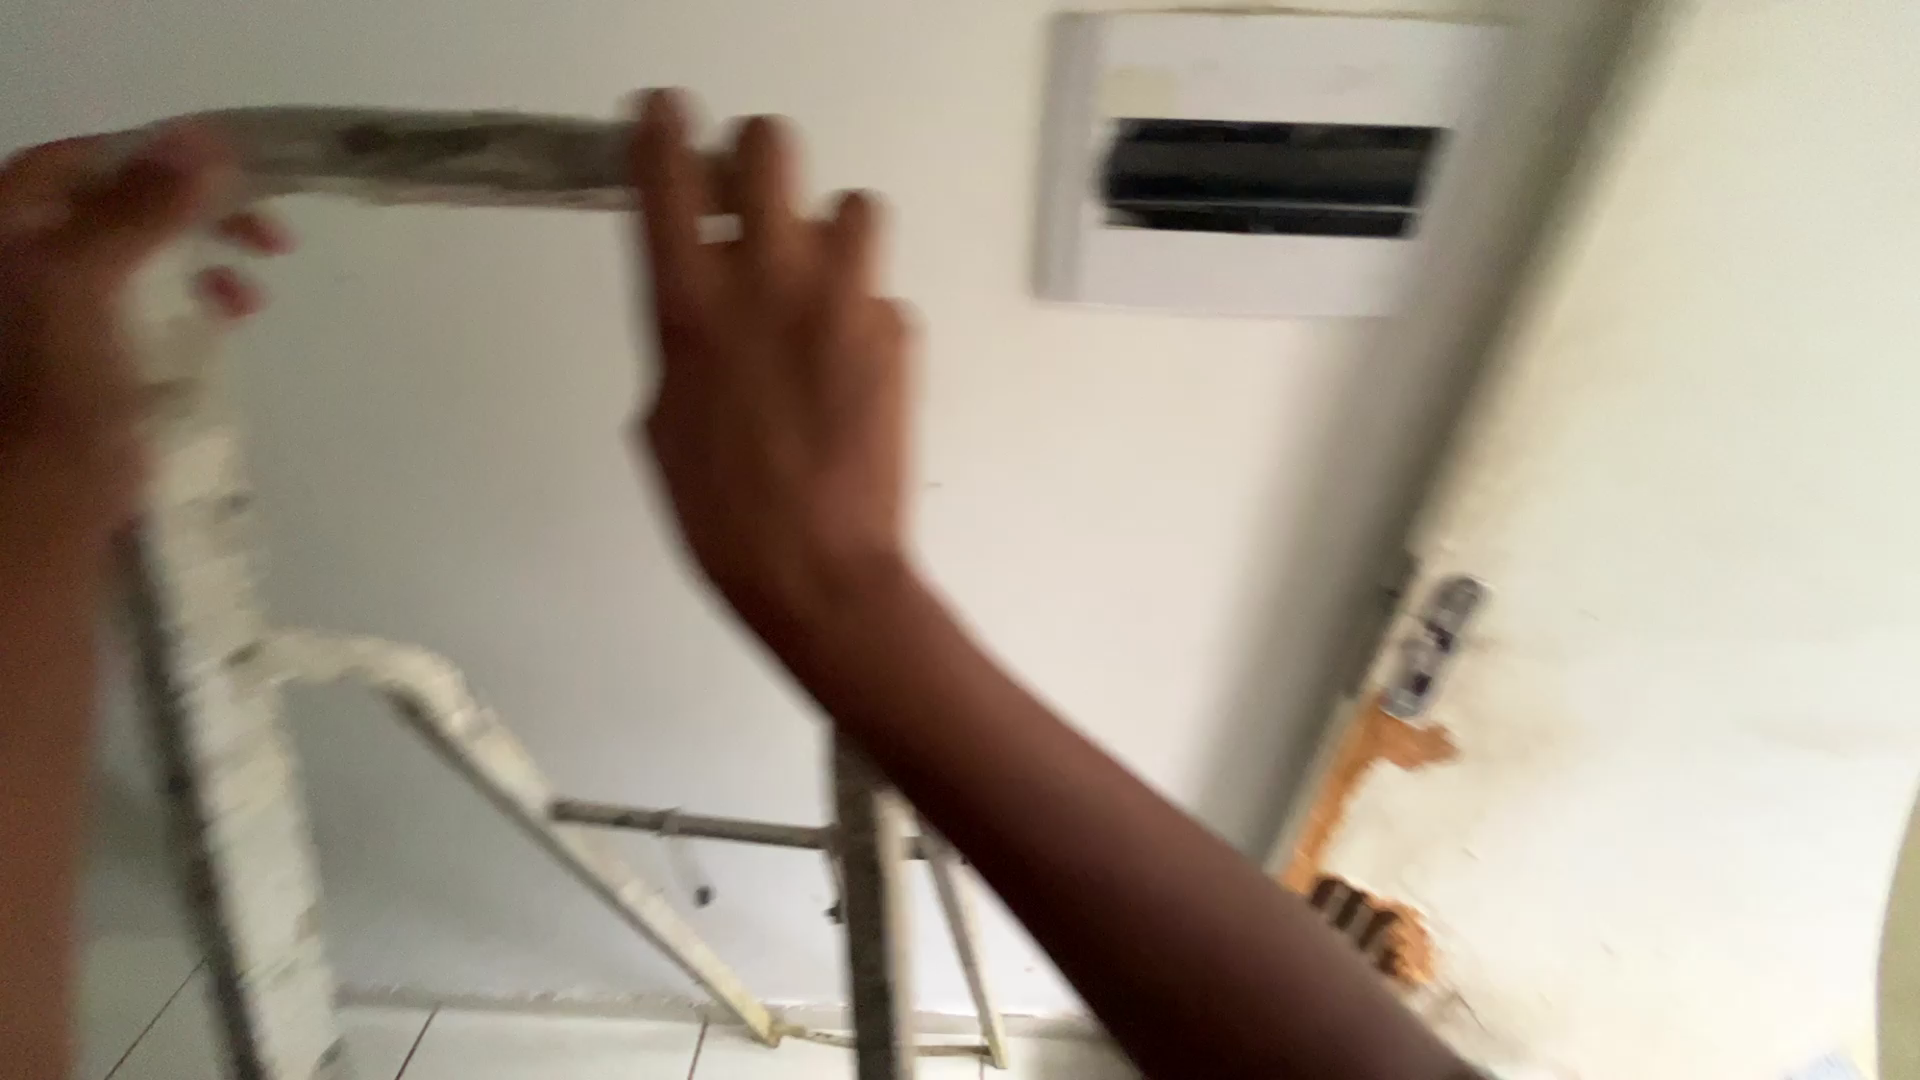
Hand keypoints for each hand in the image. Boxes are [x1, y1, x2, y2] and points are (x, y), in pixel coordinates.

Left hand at [0, 125, 289, 573]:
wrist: (41, 490)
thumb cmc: (56, 387)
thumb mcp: (86, 282)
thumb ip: (138, 212)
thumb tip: (203, 144)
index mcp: (6, 228)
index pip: (83, 164)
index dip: (161, 160)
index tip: (241, 179)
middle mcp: (26, 255)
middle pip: (117, 206)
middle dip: (196, 214)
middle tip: (269, 236)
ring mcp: (63, 304)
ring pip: (142, 255)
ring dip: (204, 258)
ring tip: (251, 286)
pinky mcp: (102, 347)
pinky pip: (153, 300)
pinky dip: (196, 298)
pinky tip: (229, 314)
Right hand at [628, 90, 915, 628]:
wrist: (820, 569)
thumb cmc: (724, 518)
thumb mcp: (666, 425)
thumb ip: (684, 343)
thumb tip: (708, 300)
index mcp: (691, 308)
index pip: (666, 168)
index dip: (663, 129)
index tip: (668, 123)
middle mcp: (770, 285)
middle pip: (774, 145)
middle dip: (760, 163)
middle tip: (756, 209)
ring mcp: (847, 307)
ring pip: (855, 208)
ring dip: (834, 235)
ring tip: (824, 290)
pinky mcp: (900, 339)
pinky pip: (884, 297)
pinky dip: (868, 317)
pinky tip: (856, 368)